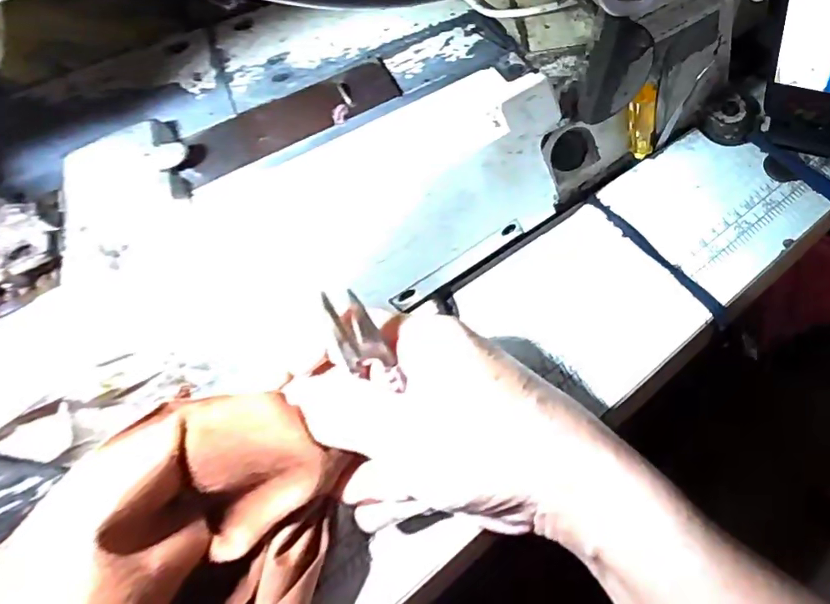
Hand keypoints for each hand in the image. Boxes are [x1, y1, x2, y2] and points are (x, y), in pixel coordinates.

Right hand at [284, 313, 636, 541]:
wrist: (555, 481)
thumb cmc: (487, 442)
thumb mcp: (400, 428)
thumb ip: (339, 409)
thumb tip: (297, 391)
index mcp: (428, 341)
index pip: (351, 332)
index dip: (310, 359)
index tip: (273, 394)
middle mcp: (434, 367)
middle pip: (356, 393)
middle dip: (345, 435)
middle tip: (343, 459)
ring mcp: (442, 408)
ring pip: (373, 437)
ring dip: (374, 470)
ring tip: (402, 481)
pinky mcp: (448, 445)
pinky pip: (400, 463)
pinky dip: (400, 485)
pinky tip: (416, 497)